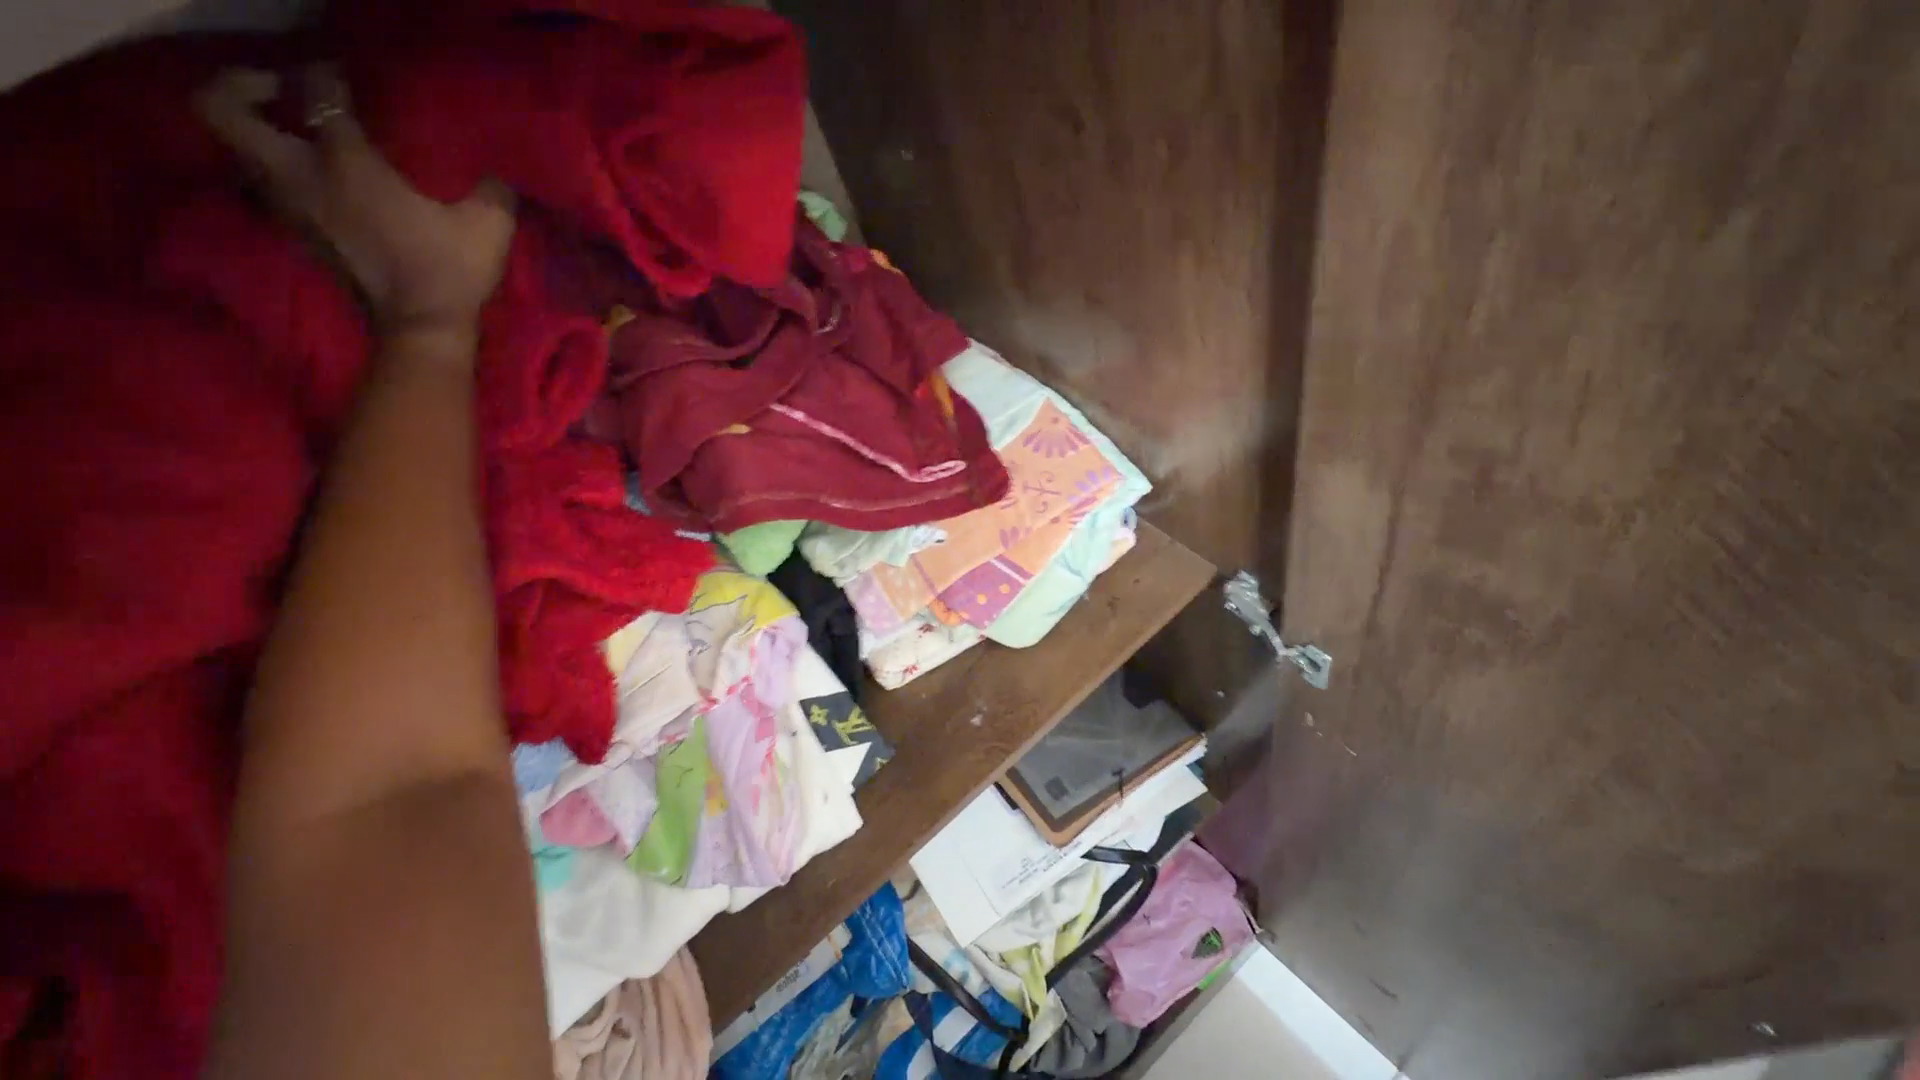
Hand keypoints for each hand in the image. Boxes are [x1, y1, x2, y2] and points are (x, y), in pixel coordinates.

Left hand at [197, 66, 515, 342]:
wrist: (422, 328)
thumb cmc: (451, 270)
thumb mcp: (489, 224)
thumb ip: (493, 186)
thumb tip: (498, 169)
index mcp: (347, 162)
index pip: (317, 91)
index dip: (327, 74)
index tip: (347, 76)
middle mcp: (302, 175)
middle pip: (223, 110)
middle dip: (242, 87)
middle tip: (287, 93)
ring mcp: (292, 206)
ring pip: (241, 149)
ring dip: (263, 133)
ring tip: (301, 132)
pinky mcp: (298, 232)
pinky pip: (267, 183)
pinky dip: (281, 170)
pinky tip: (318, 177)